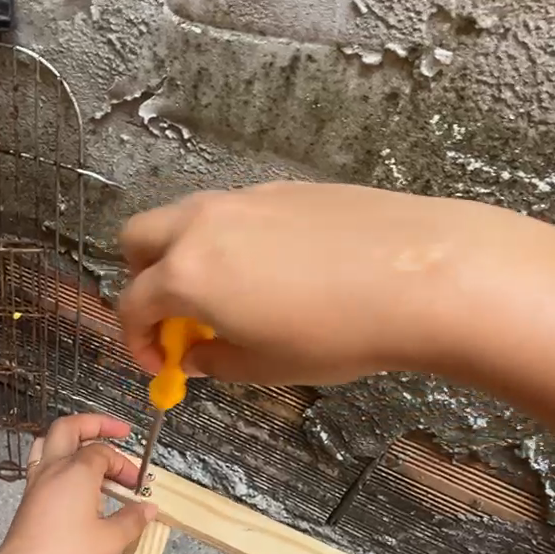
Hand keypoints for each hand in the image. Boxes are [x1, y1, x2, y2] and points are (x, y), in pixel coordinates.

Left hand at [0, 415, 157, 553]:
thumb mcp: (110, 541)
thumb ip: (131, 520)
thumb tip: (148, 509)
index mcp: (76, 471)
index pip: (103, 452)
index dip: (124, 464)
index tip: (138, 485)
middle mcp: (53, 468)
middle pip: (68, 428)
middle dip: (95, 424)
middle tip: (118, 432)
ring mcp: (36, 483)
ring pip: (49, 443)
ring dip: (71, 440)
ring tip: (90, 450)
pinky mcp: (28, 500)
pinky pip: (42, 464)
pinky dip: (60, 462)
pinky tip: (74, 482)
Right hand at [117, 182, 533, 384]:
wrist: (422, 275)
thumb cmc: (335, 334)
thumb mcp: (263, 366)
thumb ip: (212, 361)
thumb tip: (193, 355)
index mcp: (186, 274)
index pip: (132, 304)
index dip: (136, 341)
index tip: (159, 364)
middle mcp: (202, 225)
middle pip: (137, 240)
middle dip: (141, 281)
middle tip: (175, 317)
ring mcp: (243, 198)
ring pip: (183, 219)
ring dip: (182, 258)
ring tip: (225, 297)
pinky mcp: (283, 187)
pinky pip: (231, 212)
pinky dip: (225, 242)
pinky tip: (272, 272)